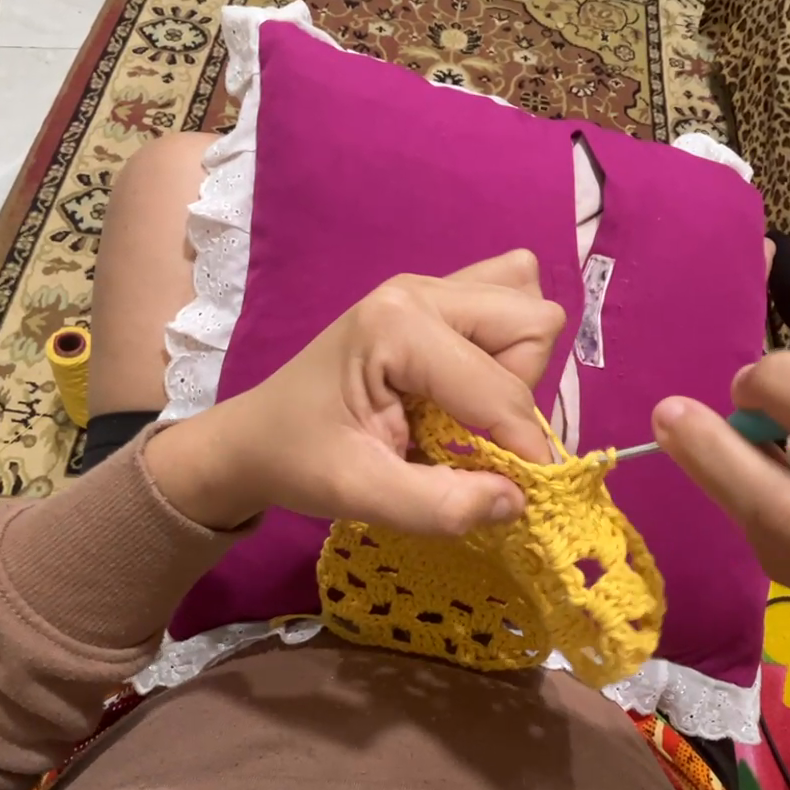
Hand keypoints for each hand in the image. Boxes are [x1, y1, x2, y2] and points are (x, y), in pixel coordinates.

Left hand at [146, 251, 565, 533]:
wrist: (256, 437)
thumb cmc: (300, 460)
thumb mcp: (360, 494)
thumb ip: (440, 504)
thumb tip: (519, 500)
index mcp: (397, 328)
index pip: (500, 387)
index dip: (523, 447)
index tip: (518, 492)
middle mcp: (419, 290)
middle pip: (533, 325)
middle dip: (518, 394)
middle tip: (469, 434)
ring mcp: (426, 285)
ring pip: (527, 307)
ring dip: (517, 366)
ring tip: (465, 404)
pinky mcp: (431, 295)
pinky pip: (506, 294)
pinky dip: (507, 339)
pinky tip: (469, 376)